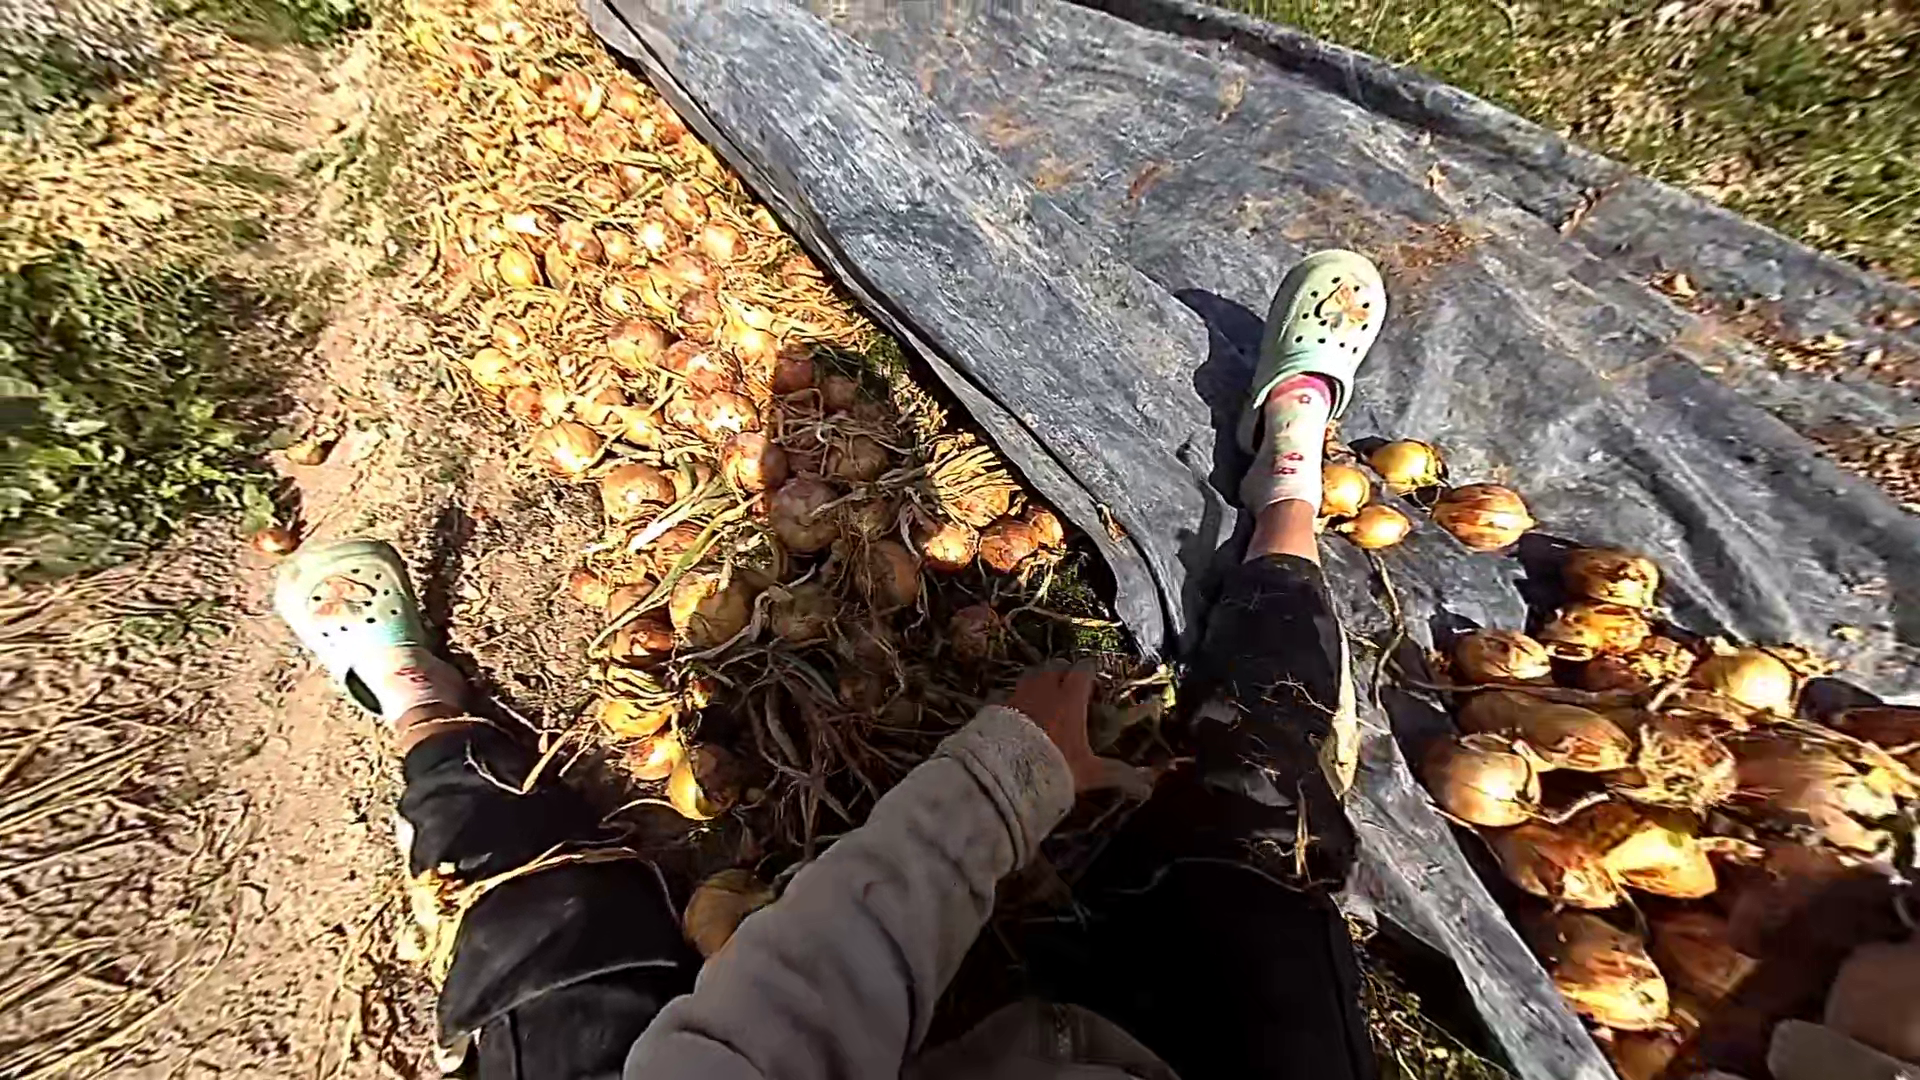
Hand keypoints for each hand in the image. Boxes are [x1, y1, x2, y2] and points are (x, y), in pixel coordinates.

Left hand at [1007, 662, 1150, 795]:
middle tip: (1071, 687)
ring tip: (1045, 695)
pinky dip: (1017, 697)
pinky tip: (1018, 710)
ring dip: (1040, 680)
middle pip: (1056, 666)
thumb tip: (1146, 786)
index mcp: (1070, 698)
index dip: (1089, 672)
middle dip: (1064, 672)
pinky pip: (1010, 692)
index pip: (1083, 670)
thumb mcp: (1089, 772)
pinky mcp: (999, 703)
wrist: (1007, 770)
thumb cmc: (1054, 766)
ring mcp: (1020, 694)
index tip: (1093, 682)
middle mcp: (1045, 689)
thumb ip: (1116, 774)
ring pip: (1032, 674)